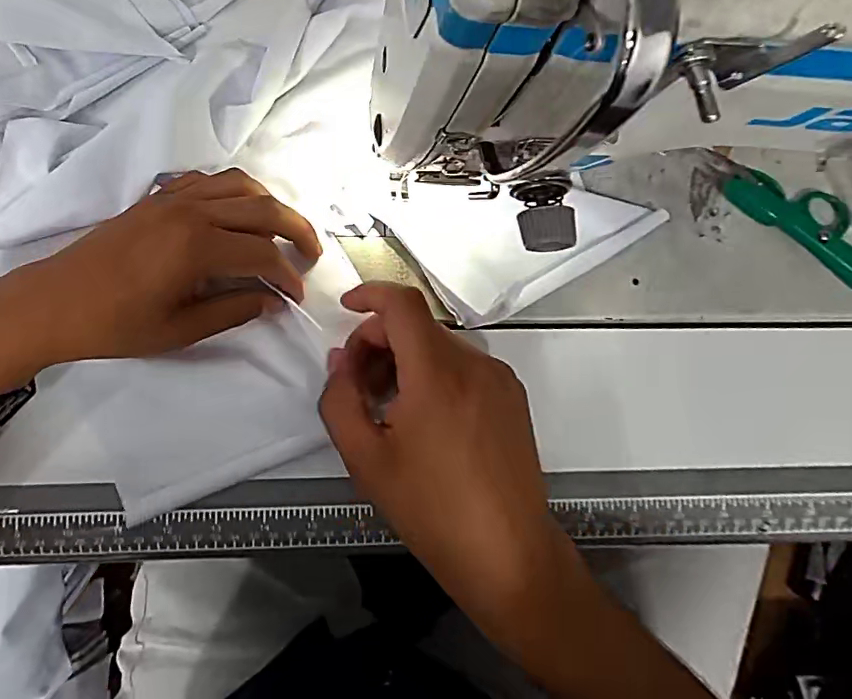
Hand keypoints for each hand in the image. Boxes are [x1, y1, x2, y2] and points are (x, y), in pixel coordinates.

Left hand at [0, 169, 321, 391]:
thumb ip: (232, 311)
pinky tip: (235, 213)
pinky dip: (233, 191)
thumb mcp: (178, 330)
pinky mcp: (158, 196)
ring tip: (280, 229)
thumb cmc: (113, 324)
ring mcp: (173, 198)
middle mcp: (191, 212)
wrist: (53, 301)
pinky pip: (208, 180)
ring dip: (269, 203)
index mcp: (196, 247)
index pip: (262, 255)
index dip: (287, 276)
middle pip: (263, 208)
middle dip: (297, 229)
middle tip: (311, 254)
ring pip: (239, 184)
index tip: (295, 297)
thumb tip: (271, 300)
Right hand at [318, 283, 572, 625]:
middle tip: (358, 385)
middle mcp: (474, 364)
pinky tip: (424, 419)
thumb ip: (340, 400)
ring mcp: (498, 378)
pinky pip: (463, 365)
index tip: (347, 307)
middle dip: (378, 342)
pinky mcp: (512, 395)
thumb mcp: (366, 459)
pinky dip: (434, 374)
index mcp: (437, 374)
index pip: (402, 304)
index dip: (369, 294)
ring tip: (389, 409)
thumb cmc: (434, 511)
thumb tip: (341, 363)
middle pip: (416, 326)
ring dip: (405, 360)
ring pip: (439, 345)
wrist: (510, 557)